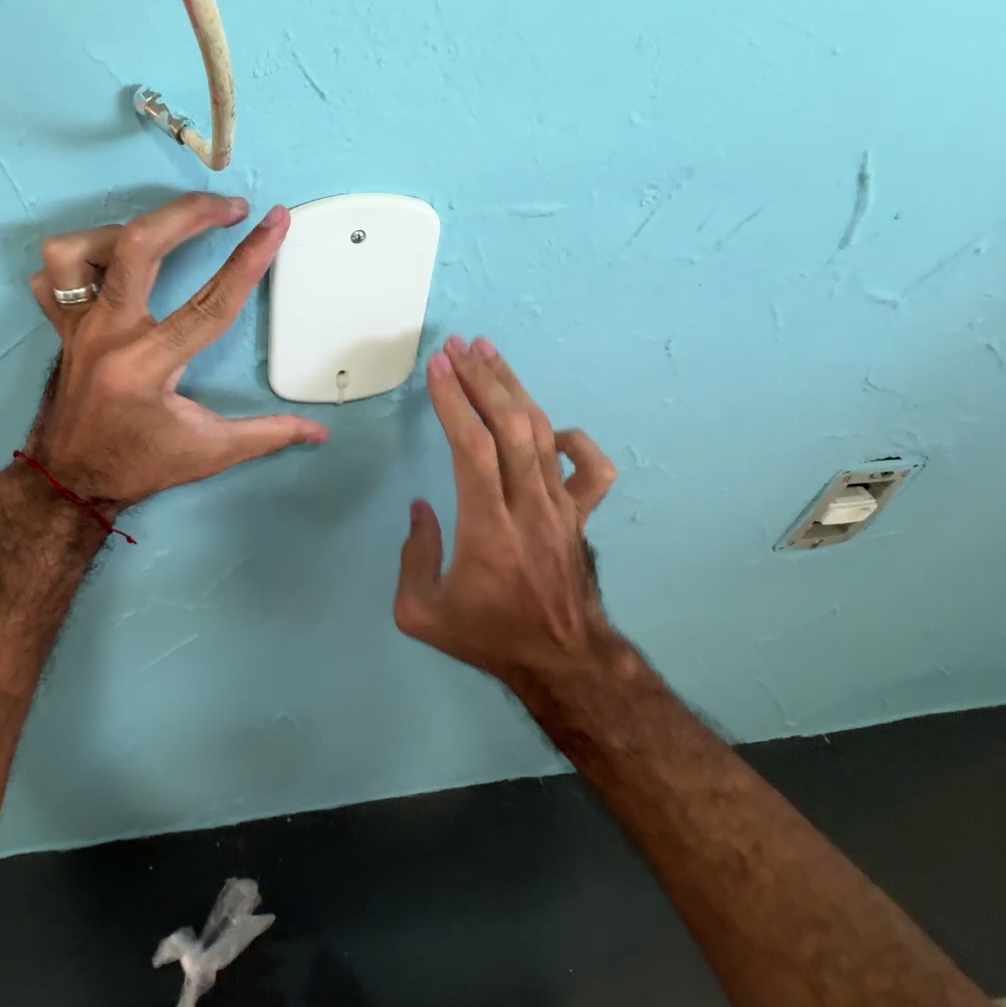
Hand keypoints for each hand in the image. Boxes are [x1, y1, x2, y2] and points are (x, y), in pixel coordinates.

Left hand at [24, 193, 328, 507]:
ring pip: (80, 250)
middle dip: (188, 213)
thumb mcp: (209, 453)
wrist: (70, 480)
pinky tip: (111, 262)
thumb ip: (267, 436)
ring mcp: (78, 328)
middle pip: (139, 247)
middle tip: (228, 208)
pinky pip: (53, 275)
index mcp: (148, 366)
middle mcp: (108, 336)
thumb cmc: (138, 466)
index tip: (276, 223)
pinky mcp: (61, 328)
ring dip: (123, 230)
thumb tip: (318, 432)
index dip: (250, 259)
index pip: (210, 303)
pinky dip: (80, 257)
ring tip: (161, 236)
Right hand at [392, 336, 618, 682]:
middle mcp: (530, 508)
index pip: (473, 449)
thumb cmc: (488, 636)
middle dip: (483, 380)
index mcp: (488, 529)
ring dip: (516, 391)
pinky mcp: (580, 517)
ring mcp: (562, 509)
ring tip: (491, 356)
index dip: (454, 403)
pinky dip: (575, 439)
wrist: (562, 660)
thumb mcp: (421, 613)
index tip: (438, 368)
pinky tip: (552, 427)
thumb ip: (413, 557)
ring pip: (544, 435)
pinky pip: (592, 469)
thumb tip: (421, 510)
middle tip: (461, 346)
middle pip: (512, 427)